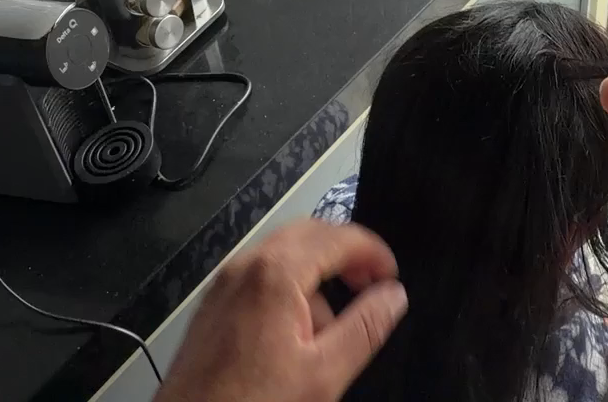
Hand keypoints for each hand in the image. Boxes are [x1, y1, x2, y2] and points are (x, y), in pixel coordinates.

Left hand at [160, 218, 408, 401]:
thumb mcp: (323, 375)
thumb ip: (364, 328)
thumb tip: (394, 295)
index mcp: (276, 272)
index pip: (339, 237)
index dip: (373, 251)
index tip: (391, 277)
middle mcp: (247, 265)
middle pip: (311, 233)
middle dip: (345, 254)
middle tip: (370, 284)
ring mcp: (225, 283)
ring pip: (284, 253)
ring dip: (318, 272)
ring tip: (333, 324)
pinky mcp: (213, 305)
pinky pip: (261, 275)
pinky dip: (289, 286)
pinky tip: (296, 335)